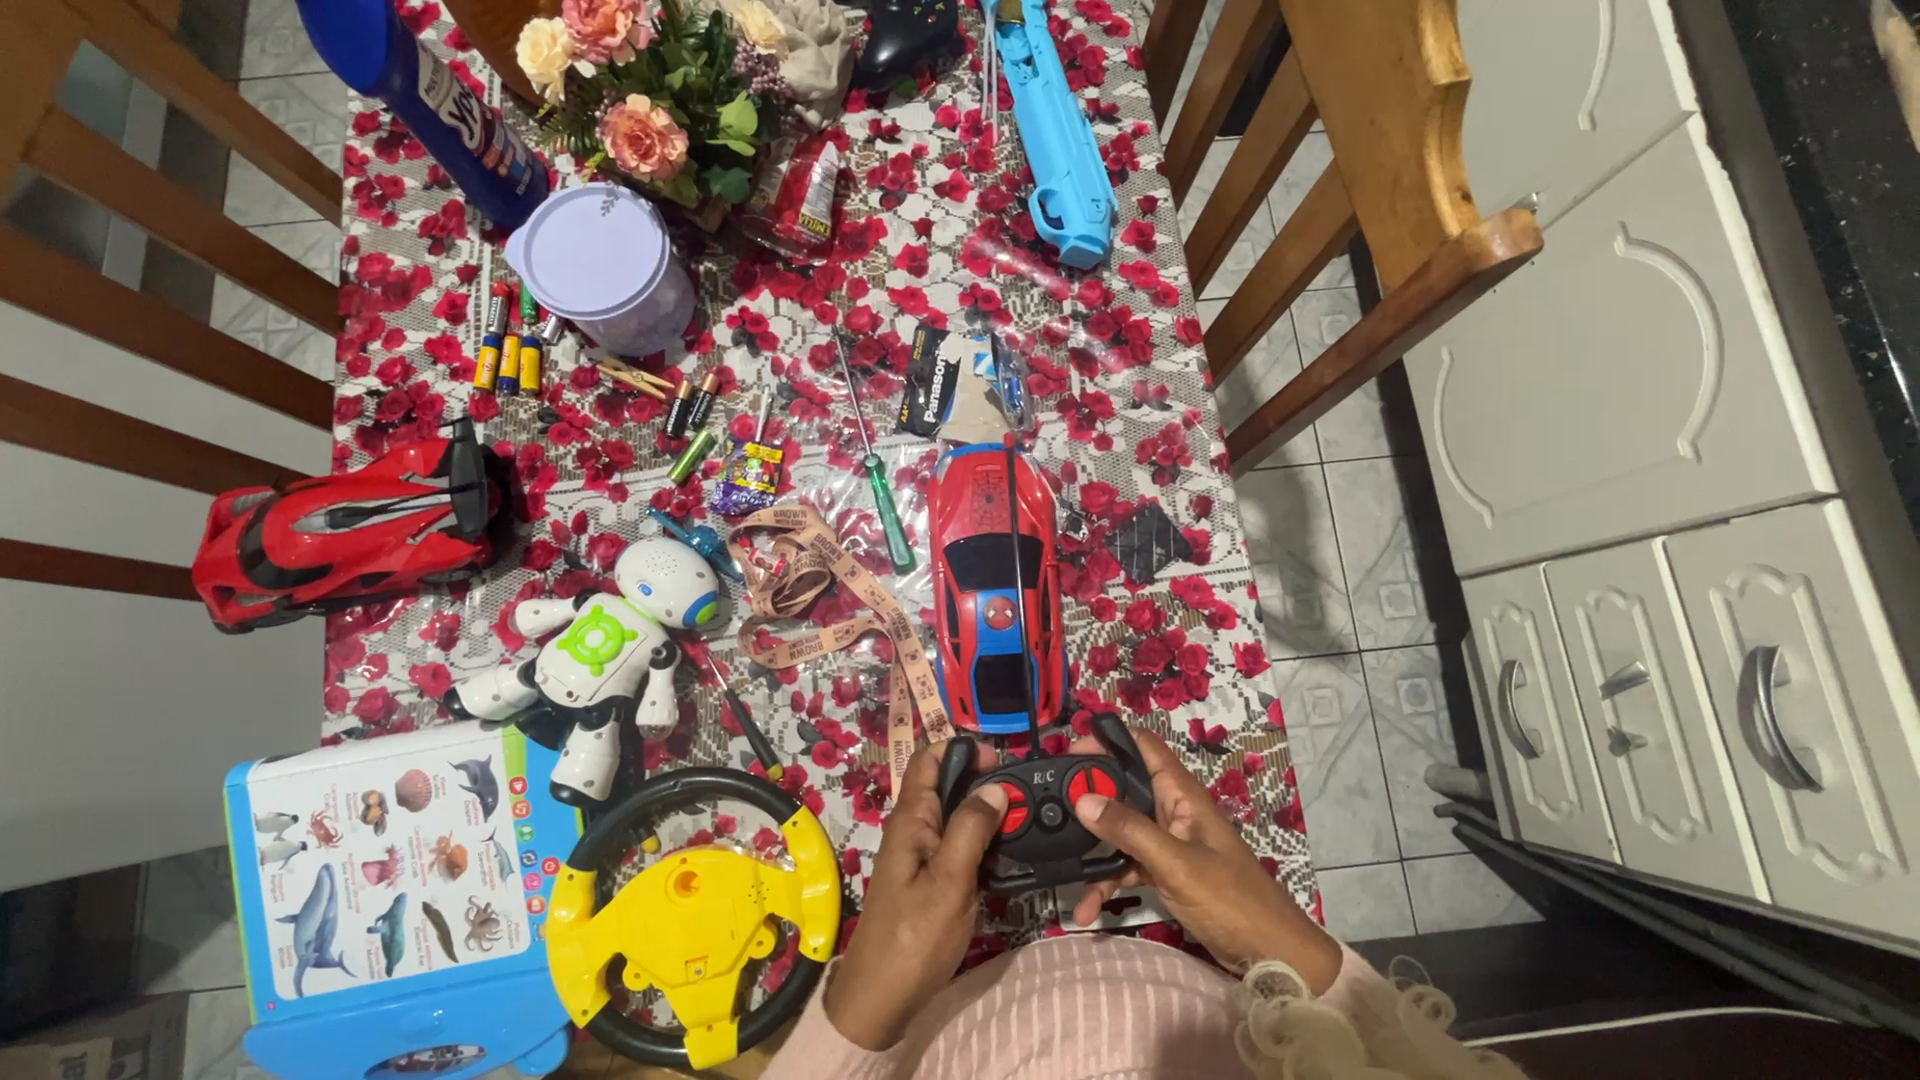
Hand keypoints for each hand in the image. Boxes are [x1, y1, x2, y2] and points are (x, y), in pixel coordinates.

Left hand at [825, 741, 1007, 1049]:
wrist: (881, 998)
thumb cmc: (914, 937)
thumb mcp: (949, 881)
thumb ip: (971, 829)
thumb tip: (994, 786)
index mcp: (910, 819)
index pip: (927, 759)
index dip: (961, 749)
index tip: (1000, 761)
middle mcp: (912, 828)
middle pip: (945, 784)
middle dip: (982, 780)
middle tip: (1024, 793)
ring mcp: (919, 854)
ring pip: (954, 815)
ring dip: (985, 812)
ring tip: (1025, 818)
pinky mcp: (928, 878)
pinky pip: (956, 844)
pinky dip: (981, 841)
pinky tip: (1008, 852)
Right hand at [1071, 728, 1341, 990]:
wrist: (1271, 954)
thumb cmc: (1230, 899)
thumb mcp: (1175, 863)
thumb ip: (1129, 830)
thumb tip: (1082, 800)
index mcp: (1181, 795)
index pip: (1143, 747)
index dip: (1108, 740)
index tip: (1070, 751)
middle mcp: (1172, 811)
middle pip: (1124, 787)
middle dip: (1089, 793)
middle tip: (1051, 802)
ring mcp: (1167, 842)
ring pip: (1121, 830)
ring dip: (1093, 847)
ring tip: (1061, 856)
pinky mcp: (1164, 872)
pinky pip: (1126, 866)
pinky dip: (1107, 883)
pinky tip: (1086, 908)